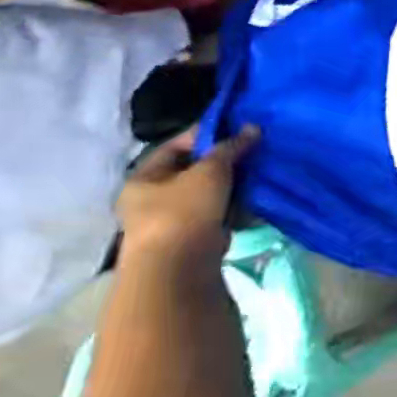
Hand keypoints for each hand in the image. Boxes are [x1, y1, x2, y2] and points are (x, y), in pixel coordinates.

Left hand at [116, 124, 259, 267]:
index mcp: (142, 180)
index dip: (205, 134)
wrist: (177, 268)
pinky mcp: (187, 238)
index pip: (174, 146)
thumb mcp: (211, 170)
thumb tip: (252, 128)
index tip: (235, 128)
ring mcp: (167, 221)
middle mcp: (148, 199)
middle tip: (250, 149)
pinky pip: (212, 212)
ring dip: (229, 182)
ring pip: (205, 191)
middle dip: (222, 159)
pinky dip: (230, 204)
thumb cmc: (184, 211)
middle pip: (191, 169)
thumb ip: (231, 146)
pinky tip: (249, 197)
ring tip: (255, 171)